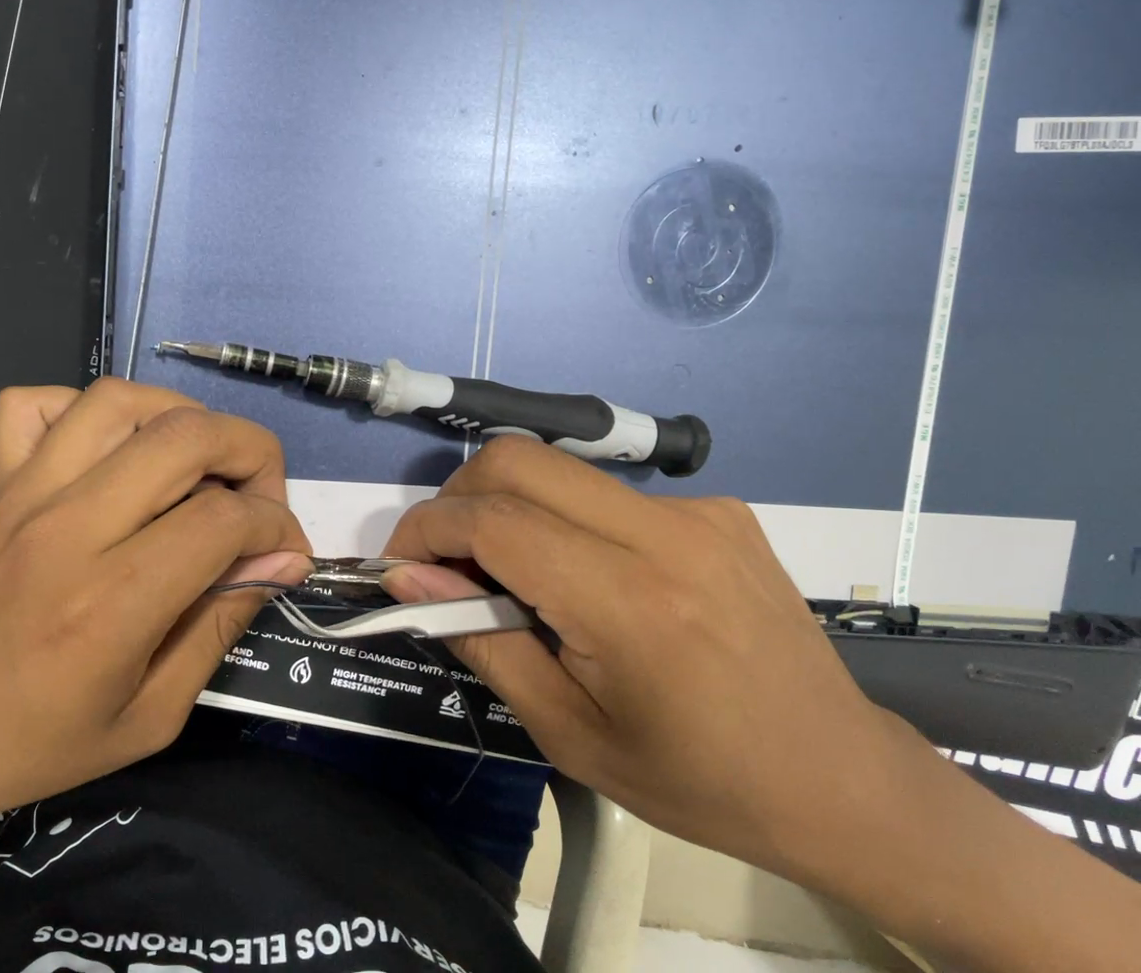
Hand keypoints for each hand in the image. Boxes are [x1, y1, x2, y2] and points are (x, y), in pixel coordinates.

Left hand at [0, 379, 310, 850]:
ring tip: (197, 463)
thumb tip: (277, 559)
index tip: (285, 552)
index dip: (276, 526)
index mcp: (114, 601)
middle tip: (259, 498)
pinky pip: (31, 405)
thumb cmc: (41, 742)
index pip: (223, 518)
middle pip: (184, 437)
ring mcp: (24, 496)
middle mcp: (70, 529)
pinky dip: (80, 408)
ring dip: (179, 416)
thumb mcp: (153, 715)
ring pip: (116, 401)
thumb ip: (218, 625)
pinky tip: (109, 451)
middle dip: (250, 453)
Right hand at [378, 436, 922, 871]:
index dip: (425, 531)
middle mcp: (666, 534)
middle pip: (518, 460)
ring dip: (506, 507)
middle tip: (444, 562)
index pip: (492, 520)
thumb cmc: (695, 779)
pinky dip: (563, 520)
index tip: (400, 567)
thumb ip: (479, 641)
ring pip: (558, 468)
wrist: (841, 781)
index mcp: (629, 601)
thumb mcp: (566, 731)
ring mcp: (701, 513)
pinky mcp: (720, 512)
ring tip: (509, 579)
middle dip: (455, 498)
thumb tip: (408, 578)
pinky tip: (582, 580)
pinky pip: (606, 492)